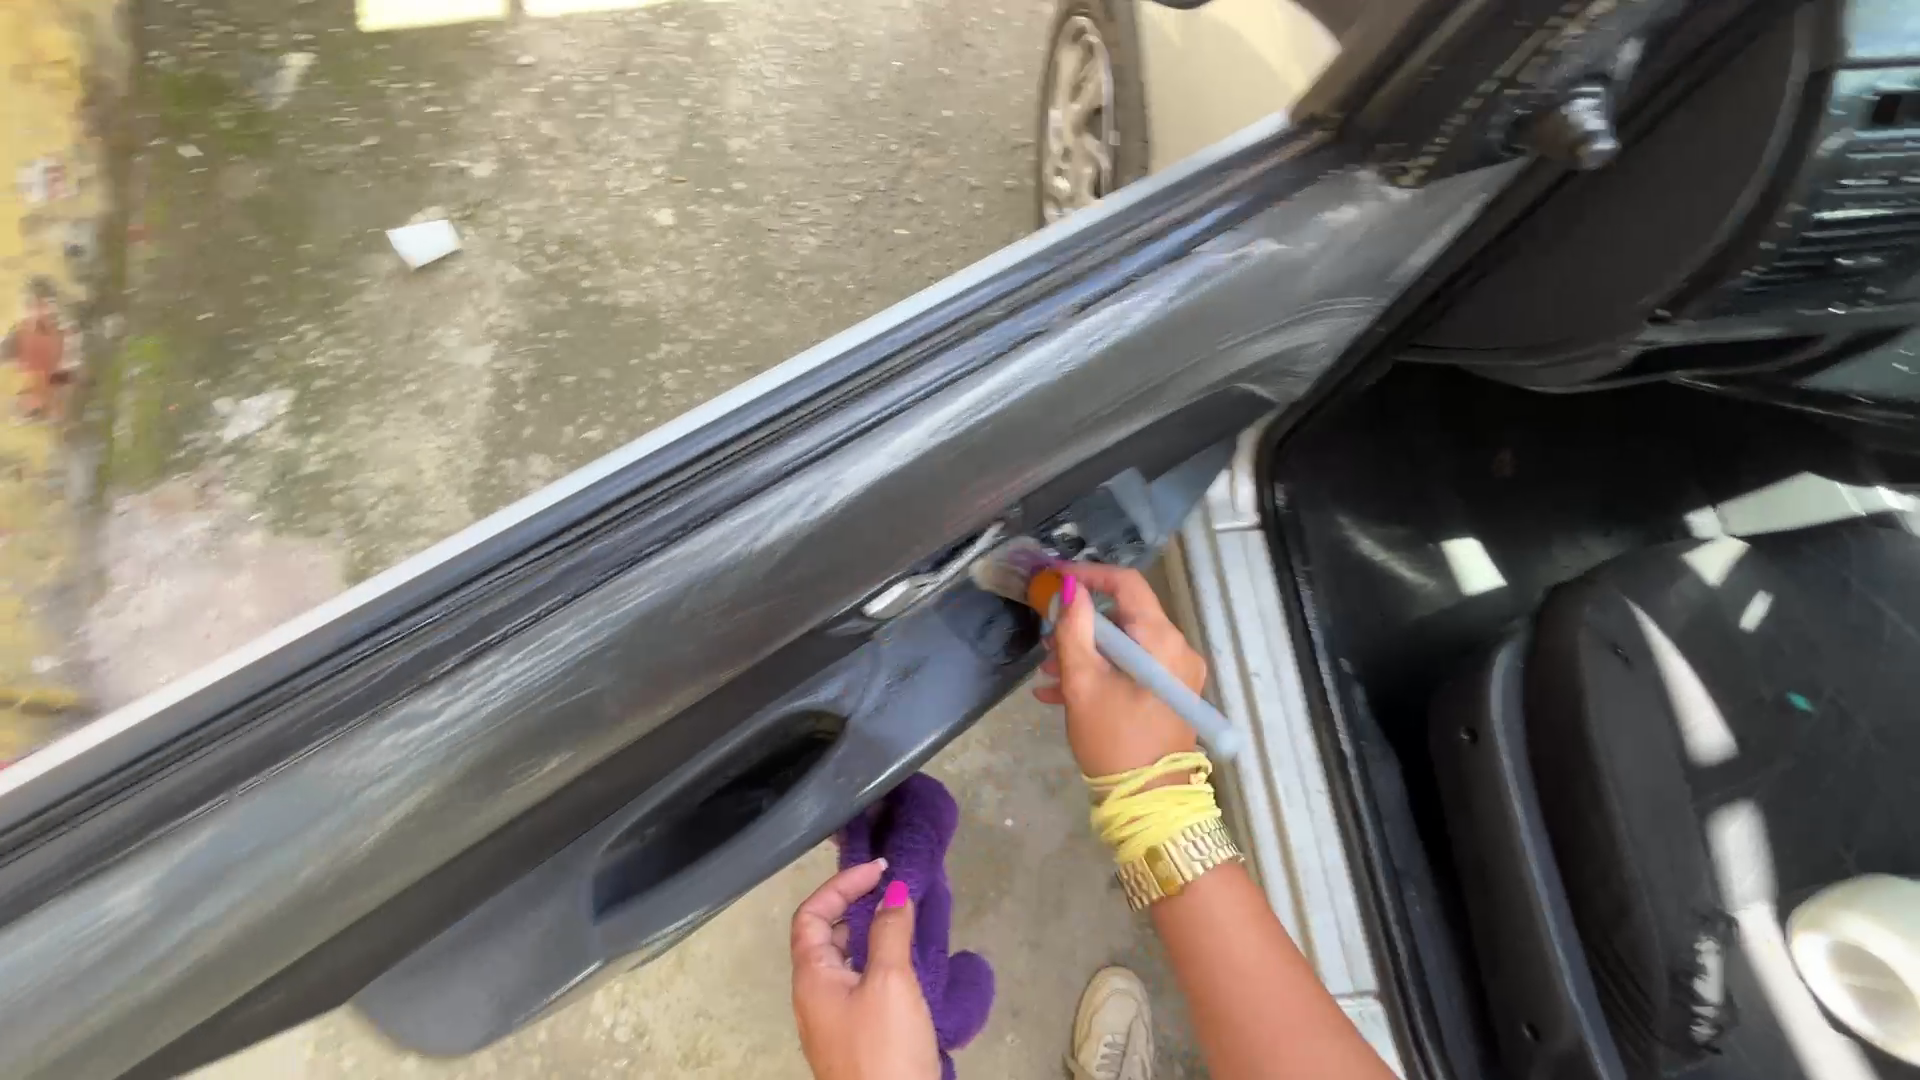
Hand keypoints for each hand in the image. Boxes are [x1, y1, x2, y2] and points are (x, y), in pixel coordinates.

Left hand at [790, 859, 940, 1079]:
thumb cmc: (885, 1049)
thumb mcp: (890, 981)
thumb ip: (890, 930)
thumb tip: (894, 892)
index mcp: (812, 978)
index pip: (812, 914)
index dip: (841, 885)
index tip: (880, 871)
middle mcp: (816, 996)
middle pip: (826, 934)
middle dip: (856, 904)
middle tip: (894, 889)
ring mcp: (835, 1020)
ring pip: (846, 960)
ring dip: (871, 932)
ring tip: (905, 918)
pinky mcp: (858, 1037)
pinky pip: (862, 982)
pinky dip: (881, 960)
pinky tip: (909, 960)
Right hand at [1034, 562, 1204, 776]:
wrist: (1147, 803)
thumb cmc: (1113, 739)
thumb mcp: (1082, 682)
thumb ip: (1073, 628)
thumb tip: (1067, 587)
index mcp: (1162, 641)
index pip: (1127, 584)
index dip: (1088, 575)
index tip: (1054, 579)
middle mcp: (1177, 650)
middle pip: (1124, 615)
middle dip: (1080, 625)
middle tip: (1047, 641)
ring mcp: (1176, 673)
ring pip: (1124, 644)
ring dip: (1085, 652)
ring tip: (1049, 674)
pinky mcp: (1169, 693)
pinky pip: (1131, 667)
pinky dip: (1100, 672)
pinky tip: (1060, 692)